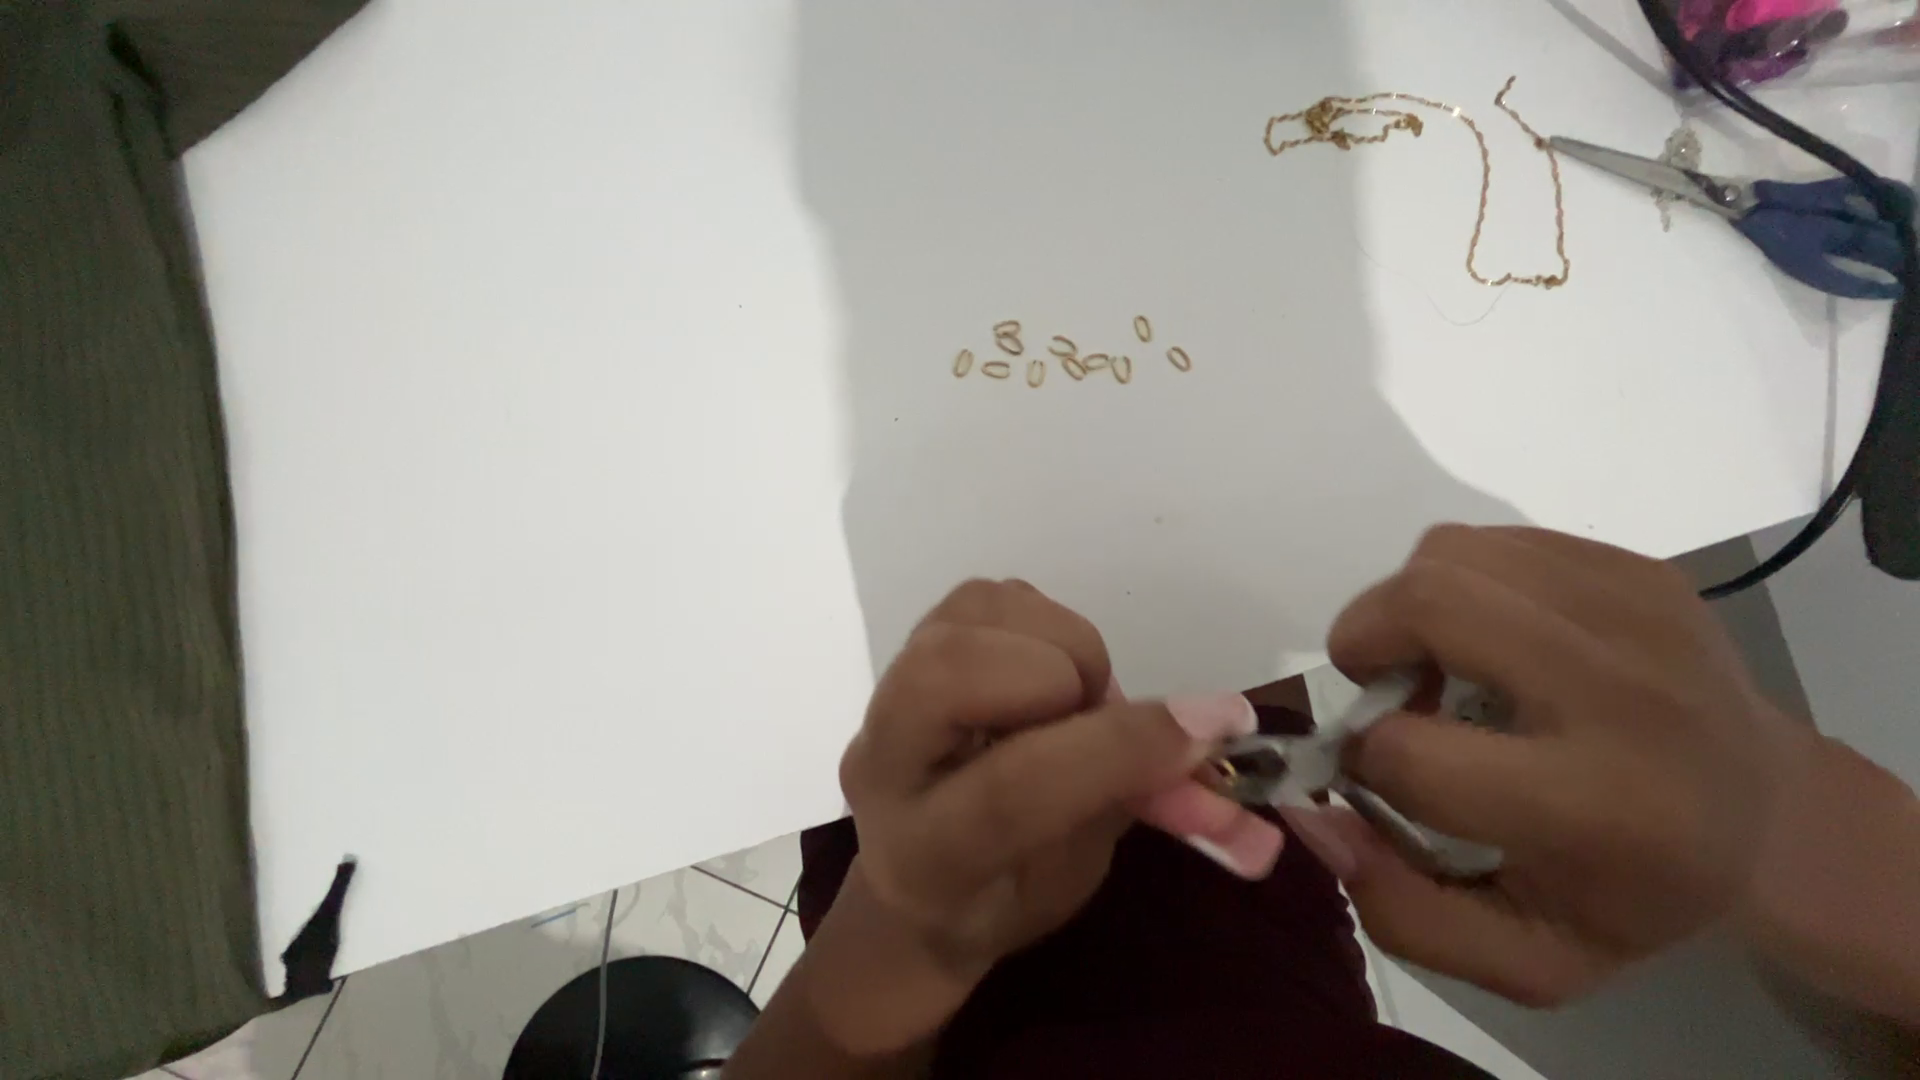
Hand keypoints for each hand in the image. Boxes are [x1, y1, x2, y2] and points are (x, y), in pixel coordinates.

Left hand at [826, 579, 1274, 1050]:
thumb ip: (1150, 800)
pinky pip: (980, 595)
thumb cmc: (1003, 896)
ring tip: (1072, 698)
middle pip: (958, 671)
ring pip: (973, 615)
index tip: (1216, 723)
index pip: (1013, 787)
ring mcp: (884, 695)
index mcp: (927, 853)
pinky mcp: (904, 649)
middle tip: (1097, 712)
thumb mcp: (1079, 875)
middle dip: (1065, 674)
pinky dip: (1036, 617)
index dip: (1118, 747)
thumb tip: (1232, 734)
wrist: (914, 882)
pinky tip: (1043, 667)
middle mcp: (884, 760)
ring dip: (1057, 642)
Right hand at [1285, 526, 1796, 1005]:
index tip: (1378, 767)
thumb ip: (1403, 910)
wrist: (1769, 813)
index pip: (1412, 752)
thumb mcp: (1527, 956)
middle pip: (1430, 604)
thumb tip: (1312, 814)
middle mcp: (1625, 696)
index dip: (1365, 757)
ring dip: (1404, 602)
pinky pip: (1488, 541)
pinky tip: (1484, 630)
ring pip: (1449, 556)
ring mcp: (1636, 615)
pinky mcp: (1638, 570)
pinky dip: (1453, 578)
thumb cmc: (1630, 887)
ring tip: (1434, 653)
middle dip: (1363, 637)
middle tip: (1378, 679)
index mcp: (1603, 810)